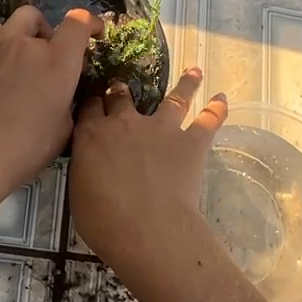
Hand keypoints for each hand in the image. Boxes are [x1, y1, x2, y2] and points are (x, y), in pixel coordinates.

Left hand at [0, 5, 101, 205]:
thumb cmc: (25, 149)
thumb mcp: (63, 129)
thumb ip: (68, 101)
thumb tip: (62, 93)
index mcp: (57, 61)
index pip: (78, 23)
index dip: (90, 23)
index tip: (94, 33)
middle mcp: (26, 46)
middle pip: (38, 17)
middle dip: (49, 32)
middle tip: (51, 57)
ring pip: (11, 23)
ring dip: (22, 34)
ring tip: (24, 58)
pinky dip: (0, 43)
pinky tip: (1, 67)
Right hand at [70, 67, 227, 269]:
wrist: (145, 229)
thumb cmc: (102, 219)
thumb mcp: (78, 189)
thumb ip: (85, 167)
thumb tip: (90, 163)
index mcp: (92, 134)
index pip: (90, 106)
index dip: (92, 101)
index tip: (93, 99)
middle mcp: (125, 123)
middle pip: (122, 97)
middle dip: (121, 90)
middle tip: (122, 87)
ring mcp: (161, 129)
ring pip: (173, 99)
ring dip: (184, 85)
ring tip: (194, 72)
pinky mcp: (190, 142)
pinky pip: (207, 121)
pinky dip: (216, 110)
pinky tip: (222, 100)